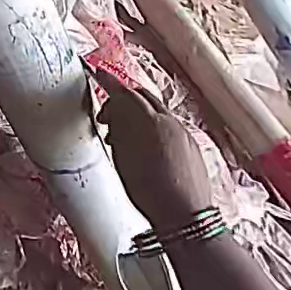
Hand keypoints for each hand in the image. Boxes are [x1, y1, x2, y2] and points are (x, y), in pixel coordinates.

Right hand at [93, 66, 213, 226]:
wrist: (185, 217)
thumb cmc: (148, 189)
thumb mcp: (122, 155)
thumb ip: (118, 126)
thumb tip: (114, 111)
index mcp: (149, 120)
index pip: (125, 92)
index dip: (109, 81)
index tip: (98, 72)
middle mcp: (169, 121)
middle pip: (142, 97)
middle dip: (123, 99)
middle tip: (108, 113)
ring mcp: (183, 133)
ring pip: (155, 112)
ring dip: (137, 116)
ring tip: (122, 137)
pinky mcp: (192, 146)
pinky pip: (167, 126)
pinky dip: (152, 128)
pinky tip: (144, 147)